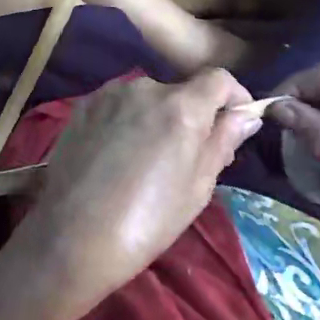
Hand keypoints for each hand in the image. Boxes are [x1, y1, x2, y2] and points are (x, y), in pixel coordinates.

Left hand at [23, 69, 263, 308]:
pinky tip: (118, 156)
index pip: (219, 79)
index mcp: (182, 106)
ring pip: (149, 98)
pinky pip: (119, 105)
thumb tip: (247, 115)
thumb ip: (224, 141)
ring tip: (147, 160)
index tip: (236, 123)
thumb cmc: (148, 221)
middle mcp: (147, 87)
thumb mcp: (198, 186)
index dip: (234, 97)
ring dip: (158, 117)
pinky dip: (128, 121)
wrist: (72, 240)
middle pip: (183, 91)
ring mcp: (111, 94)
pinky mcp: (84, 106)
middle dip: (193, 115)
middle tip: (188, 156)